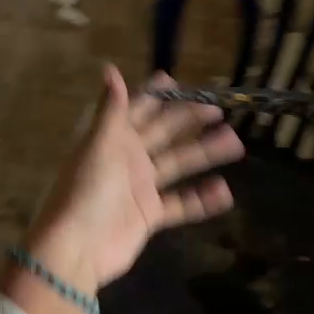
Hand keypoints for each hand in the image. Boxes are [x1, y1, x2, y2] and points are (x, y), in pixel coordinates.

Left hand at [27, 66, 244, 288]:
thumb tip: (110, 68)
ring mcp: (140, 186)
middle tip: (218, 109)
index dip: (155, 94)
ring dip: (203, 153)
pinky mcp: (150, 214)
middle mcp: (129, 156)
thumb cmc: (87, 189)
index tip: (176, 79)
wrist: (78, 245)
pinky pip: (181, 202)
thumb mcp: (99, 145)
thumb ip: (112, 109)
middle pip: (164, 132)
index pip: (138, 108)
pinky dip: (201, 198)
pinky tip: (225, 191)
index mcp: (113, 136)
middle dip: (188, 119)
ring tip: (235, 141)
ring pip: (178, 163)